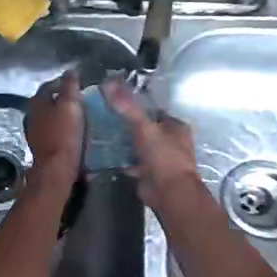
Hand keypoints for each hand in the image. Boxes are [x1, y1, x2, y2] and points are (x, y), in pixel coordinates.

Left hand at [26, 70, 83, 183]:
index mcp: (38, 102)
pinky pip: (56, 131)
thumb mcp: (70, 105)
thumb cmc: (64, 134)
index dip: (65, 83)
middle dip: (66, 99)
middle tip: (85, 99)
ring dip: (66, 115)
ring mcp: (36, 131)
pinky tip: (78, 132)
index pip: (51, 85)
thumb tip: (71, 70)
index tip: (81, 85)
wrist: (57, 168)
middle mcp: (33, 115)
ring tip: (84, 115)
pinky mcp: (43, 146)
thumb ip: (70, 86)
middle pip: (51, 102)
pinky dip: (65, 129)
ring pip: (53, 117)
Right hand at [102, 81, 203, 209]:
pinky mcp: (150, 173)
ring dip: (124, 142)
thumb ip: (126, 107)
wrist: (169, 193)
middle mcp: (171, 141)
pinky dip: (122, 159)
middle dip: (127, 125)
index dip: (135, 106)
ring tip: (101, 134)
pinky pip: (132, 161)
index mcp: (176, 126)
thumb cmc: (162, 156)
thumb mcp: (143, 126)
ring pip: (138, 145)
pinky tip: (105, 155)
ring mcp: (161, 158)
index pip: (153, 110)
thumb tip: (108, 83)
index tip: (114, 103)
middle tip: (103, 118)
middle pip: (145, 128)